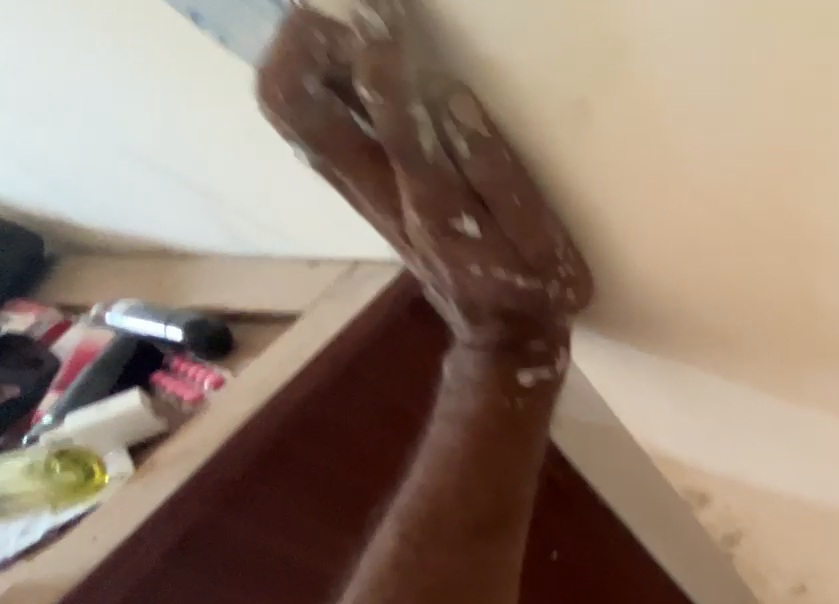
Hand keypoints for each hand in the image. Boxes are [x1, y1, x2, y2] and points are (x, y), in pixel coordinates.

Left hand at [256, 1, 592, 351]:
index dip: (380, 58)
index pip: (389, 123)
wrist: (502, 337)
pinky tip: (352, 60)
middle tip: (353, 11)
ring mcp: (363, 192)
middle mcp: (382, 194)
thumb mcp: (546, 248)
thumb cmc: (534, 292)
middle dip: (309, 42)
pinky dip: (317, 79)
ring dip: (304, 53)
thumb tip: (455, 101)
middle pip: (296, 107)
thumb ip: (504, 178)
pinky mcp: (362, 190)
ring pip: (292, 111)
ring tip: (351, 25)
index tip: (393, 15)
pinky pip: (312, 124)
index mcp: (437, 209)